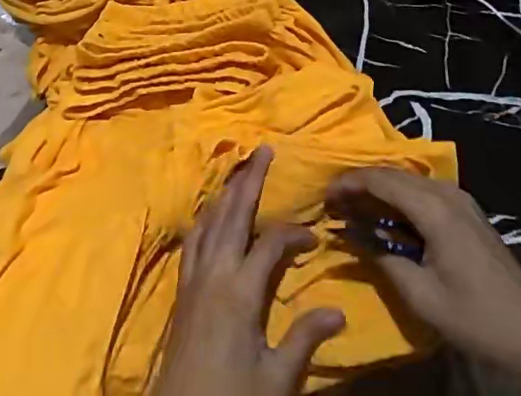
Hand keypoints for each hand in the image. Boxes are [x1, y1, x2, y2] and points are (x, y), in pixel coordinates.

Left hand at [157, 146, 345, 395]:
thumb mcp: (276, 377)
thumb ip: (304, 338)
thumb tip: (339, 310)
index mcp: (240, 290)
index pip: (271, 243)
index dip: (293, 233)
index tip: (313, 239)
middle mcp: (214, 274)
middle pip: (232, 215)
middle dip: (249, 180)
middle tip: (263, 149)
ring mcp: (193, 280)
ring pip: (209, 223)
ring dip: (225, 193)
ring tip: (238, 169)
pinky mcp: (180, 292)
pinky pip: (192, 242)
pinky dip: (204, 220)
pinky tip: (208, 215)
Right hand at [327, 169, 520, 395]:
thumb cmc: (474, 315)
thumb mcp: (421, 295)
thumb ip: (383, 259)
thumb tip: (352, 235)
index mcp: (435, 208)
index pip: (383, 180)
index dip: (351, 183)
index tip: (326, 195)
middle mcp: (448, 192)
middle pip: (396, 175)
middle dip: (363, 183)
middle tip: (335, 202)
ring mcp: (462, 199)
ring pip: (411, 181)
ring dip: (382, 189)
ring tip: (356, 208)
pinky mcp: (468, 211)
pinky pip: (426, 192)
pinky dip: (401, 198)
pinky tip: (389, 216)